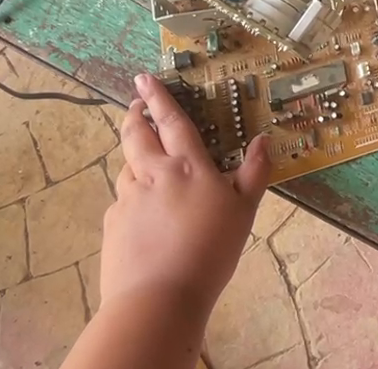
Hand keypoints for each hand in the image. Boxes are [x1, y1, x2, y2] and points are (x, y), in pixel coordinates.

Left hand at [101, 74, 272, 313]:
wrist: (158, 299)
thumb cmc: (210, 249)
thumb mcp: (244, 208)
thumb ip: (254, 171)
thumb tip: (264, 139)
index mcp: (187, 165)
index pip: (172, 121)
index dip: (159, 98)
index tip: (144, 79)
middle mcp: (153, 174)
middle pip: (136, 136)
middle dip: (134, 116)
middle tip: (135, 103)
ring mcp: (128, 200)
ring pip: (127, 167)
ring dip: (133, 155)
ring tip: (143, 159)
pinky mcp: (113, 226)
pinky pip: (122, 200)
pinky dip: (131, 194)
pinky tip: (142, 211)